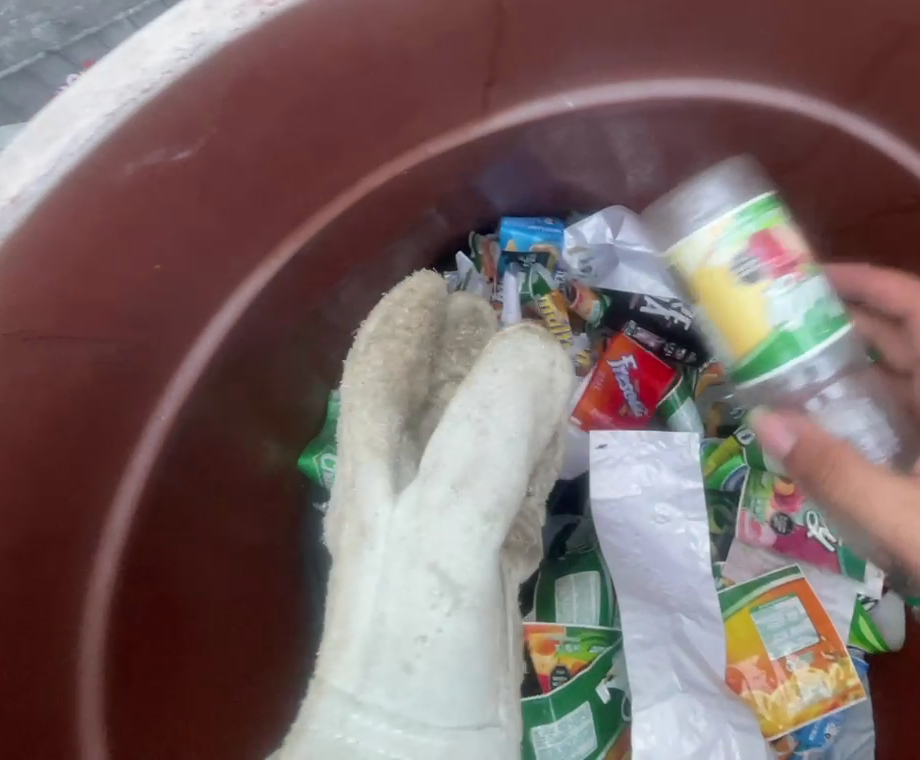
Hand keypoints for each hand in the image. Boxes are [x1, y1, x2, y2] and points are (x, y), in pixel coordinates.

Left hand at [276, 272, 574, 759]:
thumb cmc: (418, 637)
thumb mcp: (446, 523)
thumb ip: (488, 431)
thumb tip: (539, 348)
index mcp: (378, 470)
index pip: (380, 371)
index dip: (404, 322)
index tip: (437, 282)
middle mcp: (405, 493)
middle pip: (429, 399)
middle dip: (456, 351)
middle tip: (492, 316)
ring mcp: (442, 536)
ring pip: (470, 444)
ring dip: (498, 403)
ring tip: (531, 375)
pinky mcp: (479, 575)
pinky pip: (504, 499)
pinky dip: (524, 470)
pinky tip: (542, 467)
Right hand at [750, 265, 919, 759]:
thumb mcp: (912, 525)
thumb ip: (835, 472)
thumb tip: (763, 420)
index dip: (870, 281)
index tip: (811, 277)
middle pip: (915, 340)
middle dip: (853, 322)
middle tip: (785, 324)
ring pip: (917, 383)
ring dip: (863, 370)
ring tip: (797, 370)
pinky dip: (878, 413)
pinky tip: (842, 434)